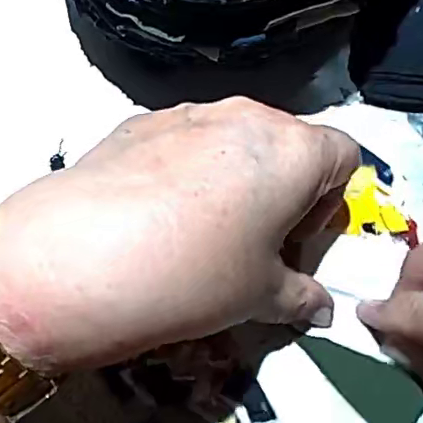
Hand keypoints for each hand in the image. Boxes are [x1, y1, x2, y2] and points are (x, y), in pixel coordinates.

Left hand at [0, 98, 358, 374]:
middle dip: (285, 190)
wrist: (77, 258)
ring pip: (235, 140)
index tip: (296, 241)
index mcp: (293, 149)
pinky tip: (157, 215)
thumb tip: (322, 310)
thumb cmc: (195, 274)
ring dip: (236, 178)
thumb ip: (301, 296)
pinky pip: (185, 140)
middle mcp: (246, 115)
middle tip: (255, 241)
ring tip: (201, 230)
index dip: (332, 202)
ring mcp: (188, 112)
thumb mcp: (259, 295)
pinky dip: (188, 170)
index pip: (345, 156)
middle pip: (289, 144)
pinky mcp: (139, 120)